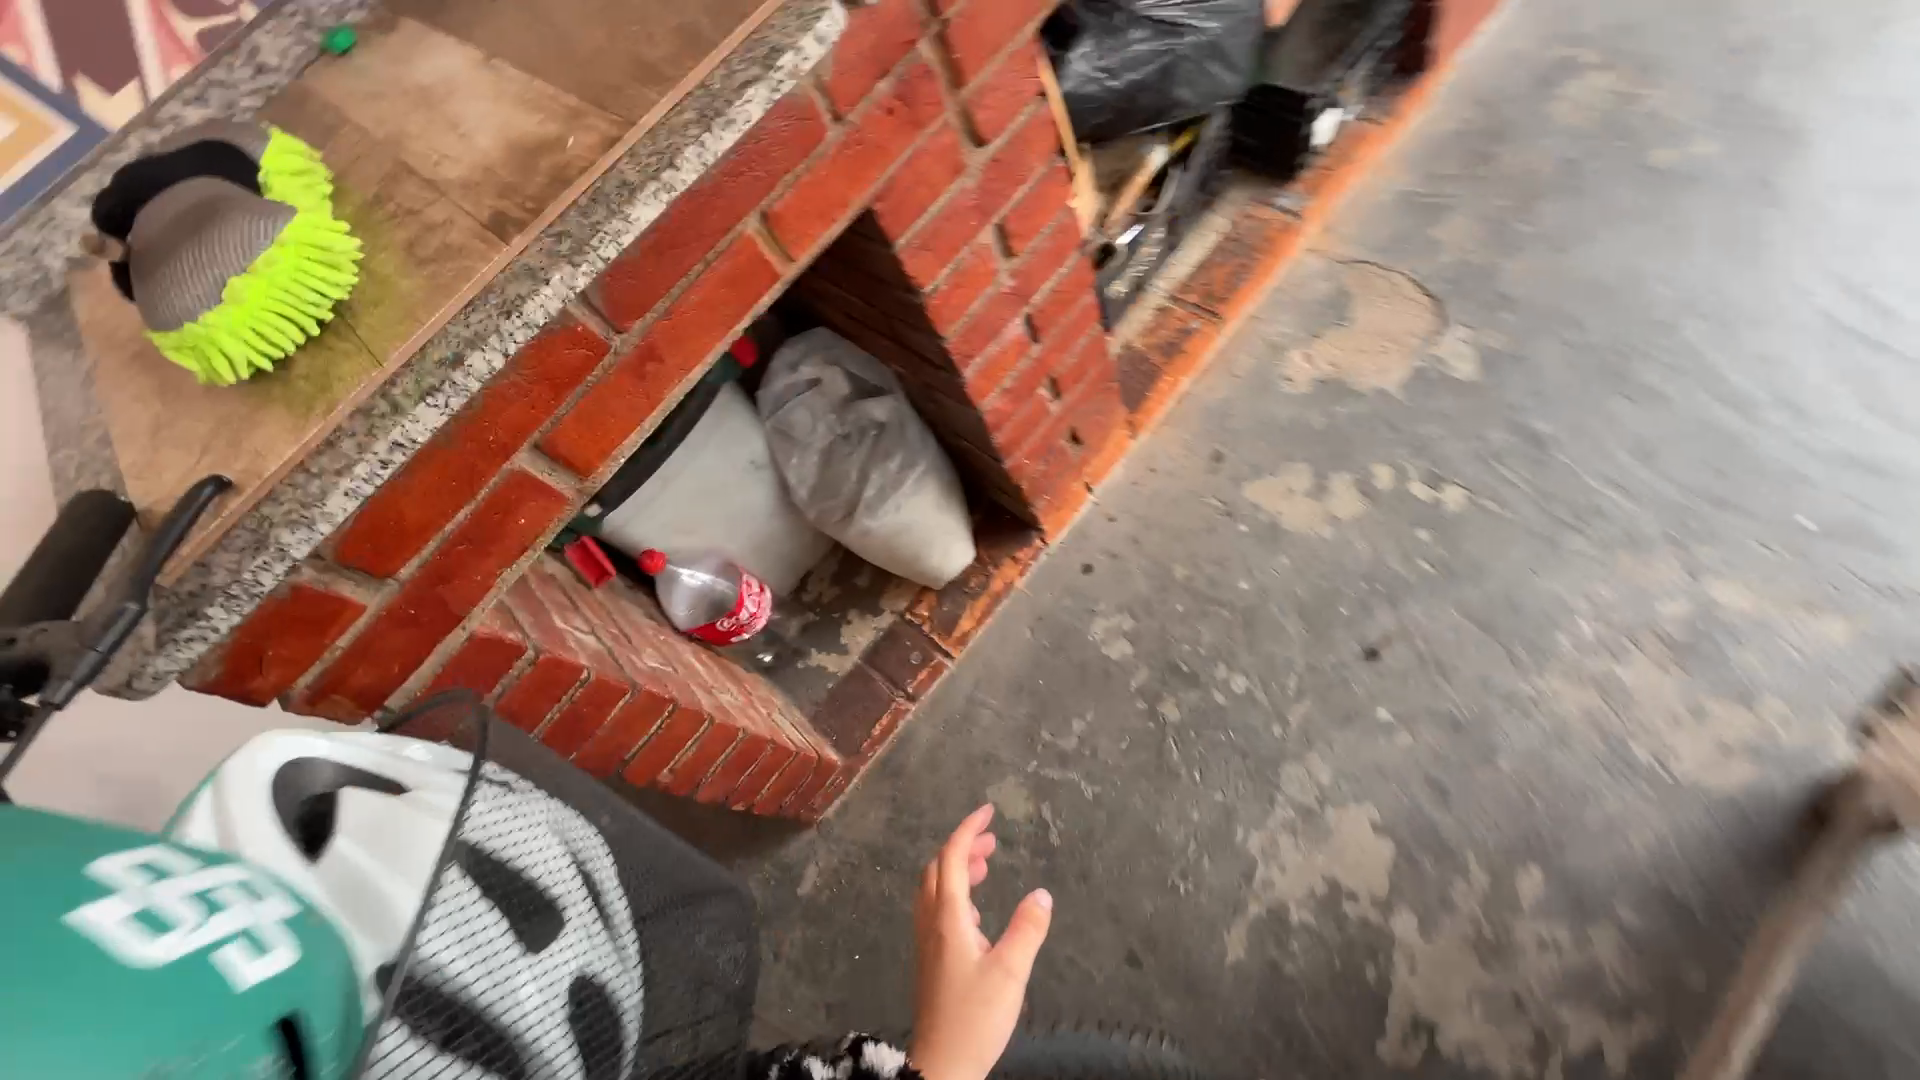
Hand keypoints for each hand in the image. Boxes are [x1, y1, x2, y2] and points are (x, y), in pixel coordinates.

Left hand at [909, 804, 1052, 1079]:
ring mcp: (928, 941)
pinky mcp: (931, 960)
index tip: (988, 811)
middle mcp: (932, 922)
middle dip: (962, 846)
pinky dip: (954, 893)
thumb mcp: (1010, 972)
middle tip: (992, 840)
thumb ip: (1027, 930)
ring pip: (935, 889)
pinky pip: (937, 909)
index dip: (968, 829)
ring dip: (957, 869)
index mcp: (948, 916)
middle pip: (938, 868)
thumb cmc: (974, 1016)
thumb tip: (1042, 893)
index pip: (951, 857)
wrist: (941, 1065)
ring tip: (985, 865)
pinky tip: (976, 912)